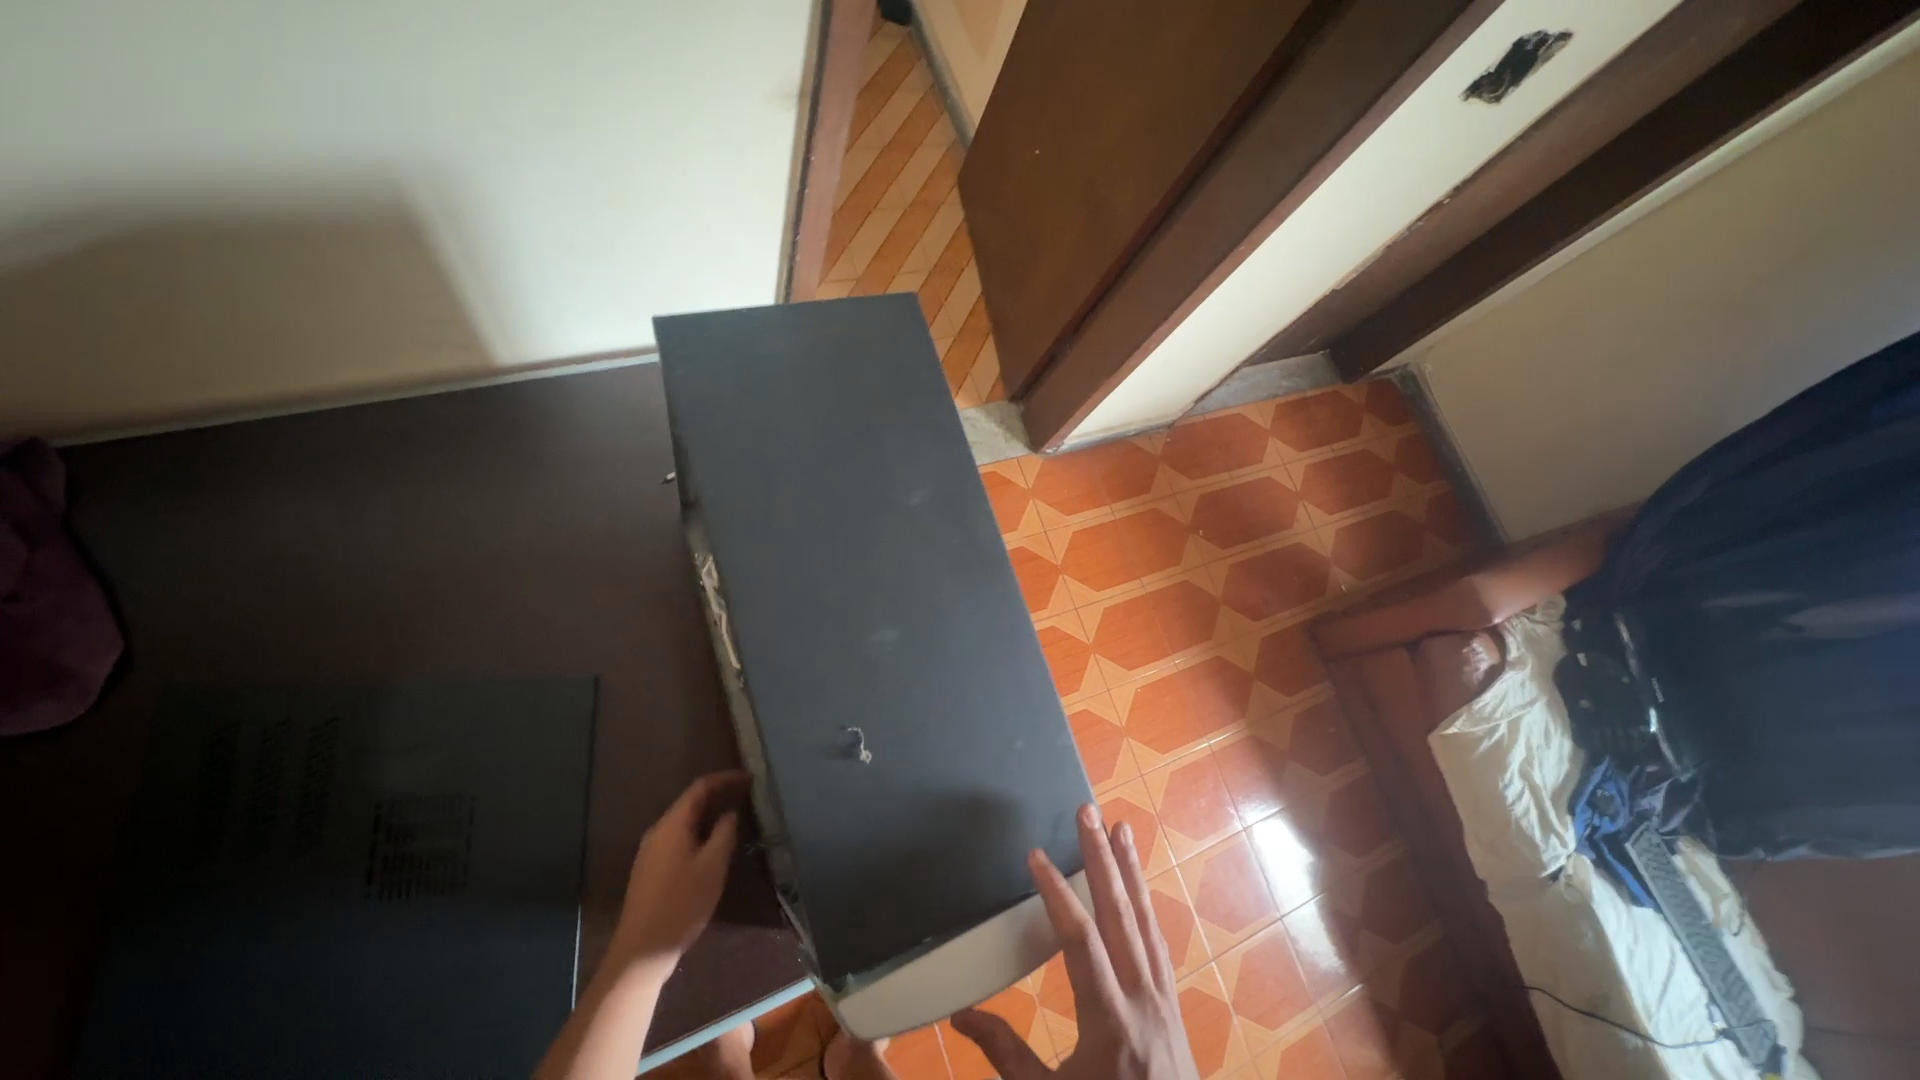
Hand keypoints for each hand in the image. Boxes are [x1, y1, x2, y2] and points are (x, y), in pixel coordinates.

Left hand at [608, 770, 749, 968]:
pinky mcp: (650, 869)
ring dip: (709, 815)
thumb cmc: (682, 904)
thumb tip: (729, 814)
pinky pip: (678, 838)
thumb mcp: (713, 867)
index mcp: (672, 824)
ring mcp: (651, 851)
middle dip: (719, 795)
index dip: (726, 779)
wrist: (642, 949)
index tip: (750, 778)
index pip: (700, 788)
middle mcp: (658, 831)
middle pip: (690, 803)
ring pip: (684, 822)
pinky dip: (699, 833)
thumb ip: (724, 834)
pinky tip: (713, 846)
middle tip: (747, 796)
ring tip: (735, 818)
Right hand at [950, 804, 1200, 1079]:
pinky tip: (1138, 886)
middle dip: (1103, 860)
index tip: (1035, 855)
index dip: (1057, 894)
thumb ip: (1006, 1055)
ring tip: (1121, 829)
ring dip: (1131, 872)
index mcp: (1109, 1021)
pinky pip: (1157, 942)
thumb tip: (960, 1014)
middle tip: (1088, 813)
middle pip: (1121, 916)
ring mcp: (1163, 998)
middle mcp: (1142, 998)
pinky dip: (1145, 905)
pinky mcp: (1171, 1002)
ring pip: (1146, 921)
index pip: (1080, 942)